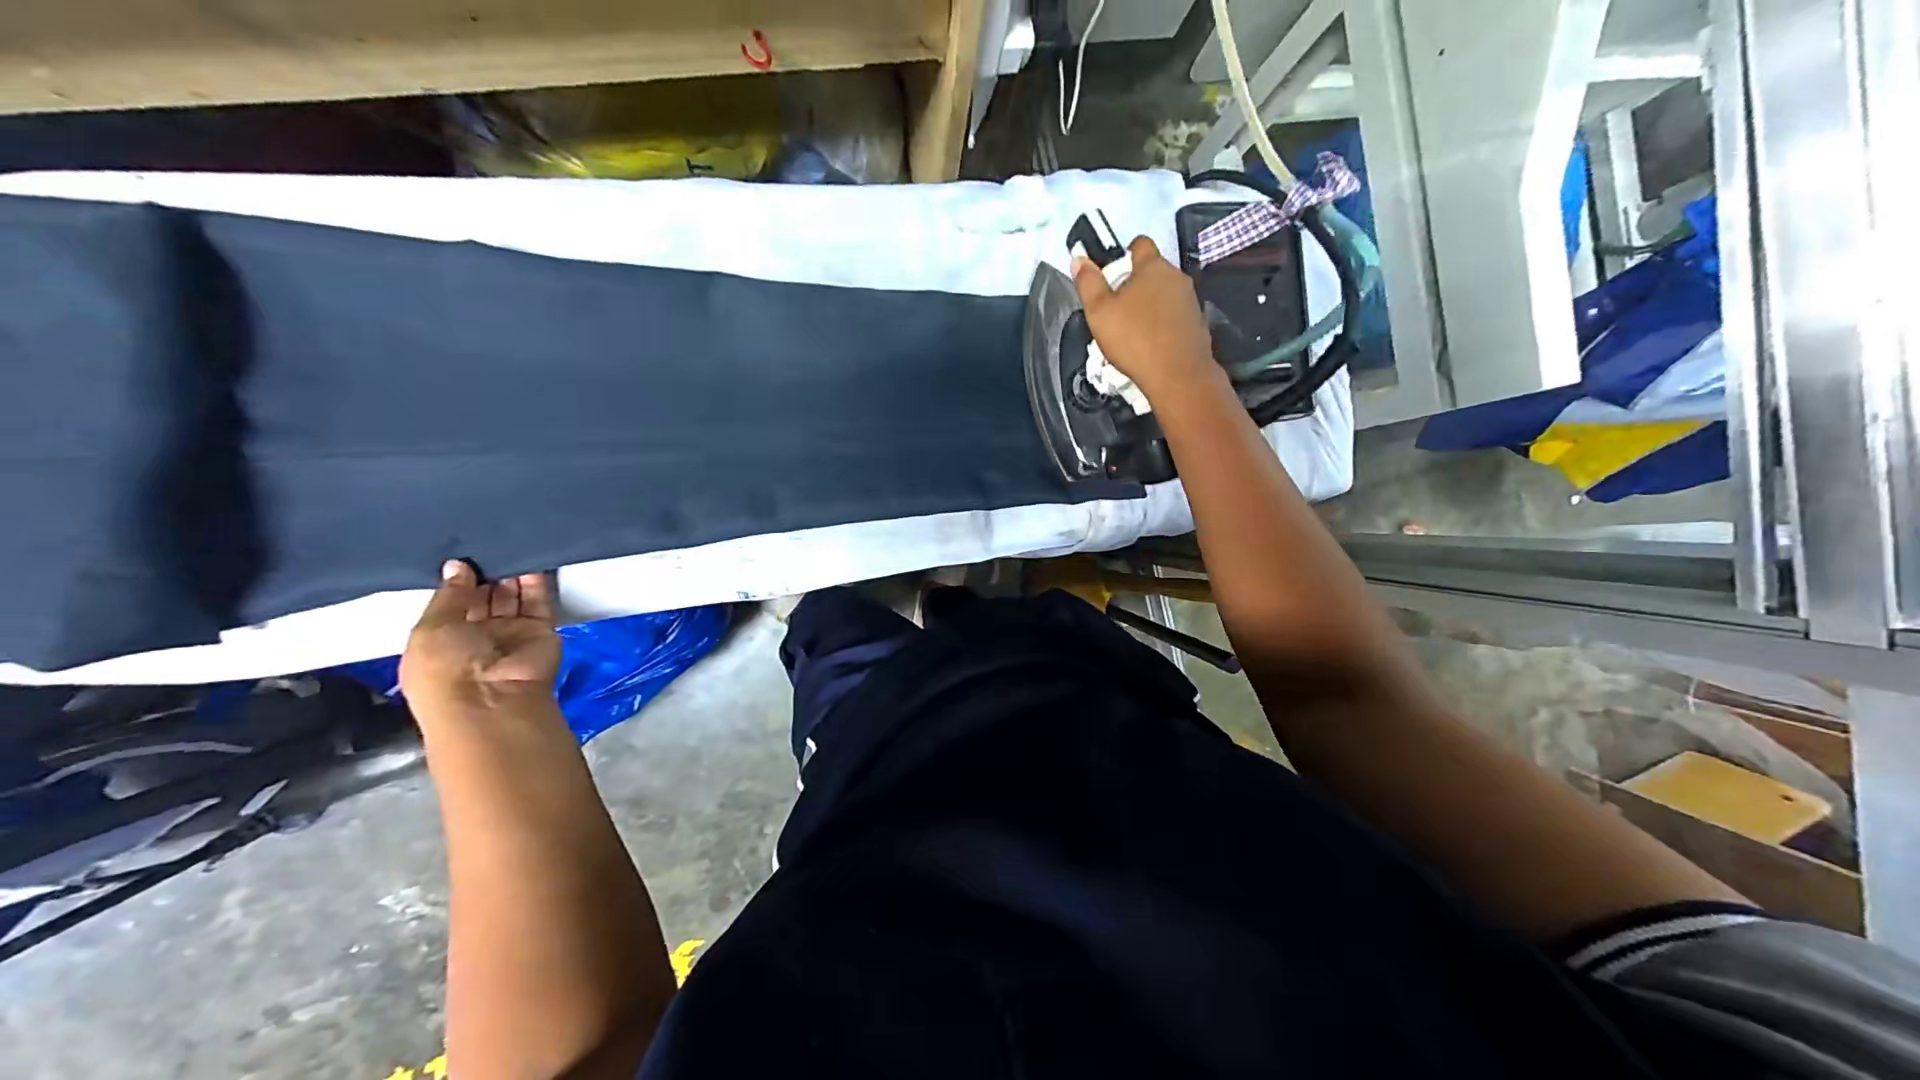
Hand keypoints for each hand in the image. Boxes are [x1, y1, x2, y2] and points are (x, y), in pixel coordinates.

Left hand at [400, 559, 561, 717]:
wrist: (494, 699)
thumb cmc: (446, 668)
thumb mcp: (430, 627)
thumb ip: (449, 594)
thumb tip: (456, 566)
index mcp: (442, 640)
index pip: (451, 603)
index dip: (455, 580)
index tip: (460, 556)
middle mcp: (477, 637)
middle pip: (483, 597)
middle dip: (484, 573)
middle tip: (485, 546)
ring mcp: (510, 634)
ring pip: (511, 596)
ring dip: (509, 574)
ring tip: (507, 546)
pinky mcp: (541, 630)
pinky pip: (538, 600)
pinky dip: (535, 580)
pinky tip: (529, 557)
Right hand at [1072, 236, 1222, 402]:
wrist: (1178, 375)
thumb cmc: (1134, 339)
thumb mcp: (1099, 312)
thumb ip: (1088, 282)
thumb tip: (1079, 258)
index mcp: (1152, 266)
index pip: (1140, 244)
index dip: (1124, 253)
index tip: (1112, 274)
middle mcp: (1176, 276)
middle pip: (1152, 270)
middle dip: (1135, 283)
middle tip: (1115, 307)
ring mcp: (1190, 300)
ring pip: (1164, 293)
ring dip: (1149, 304)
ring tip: (1131, 329)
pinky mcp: (1197, 323)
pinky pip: (1174, 314)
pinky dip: (1162, 322)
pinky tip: (1150, 342)